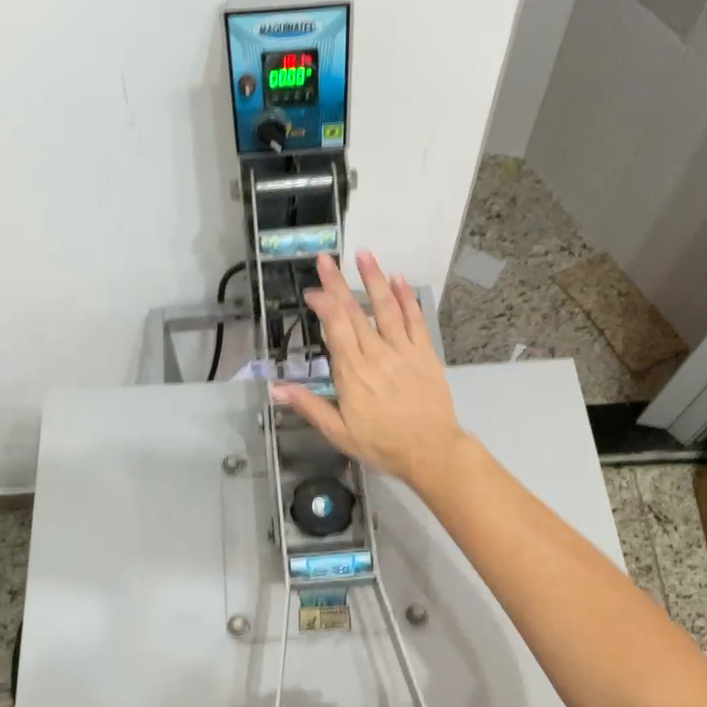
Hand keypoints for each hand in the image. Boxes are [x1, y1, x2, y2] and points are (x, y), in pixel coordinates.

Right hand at [272, 252, 469, 491]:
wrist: (430, 451)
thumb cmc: (382, 445)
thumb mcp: (339, 432)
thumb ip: (309, 406)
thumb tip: (276, 389)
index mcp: (353, 373)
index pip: (335, 327)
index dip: (322, 303)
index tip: (311, 290)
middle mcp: (376, 354)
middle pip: (355, 311)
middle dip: (338, 282)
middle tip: (327, 259)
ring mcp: (403, 351)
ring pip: (386, 307)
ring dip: (374, 278)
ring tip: (364, 254)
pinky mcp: (425, 353)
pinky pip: (414, 319)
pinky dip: (406, 298)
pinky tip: (398, 280)